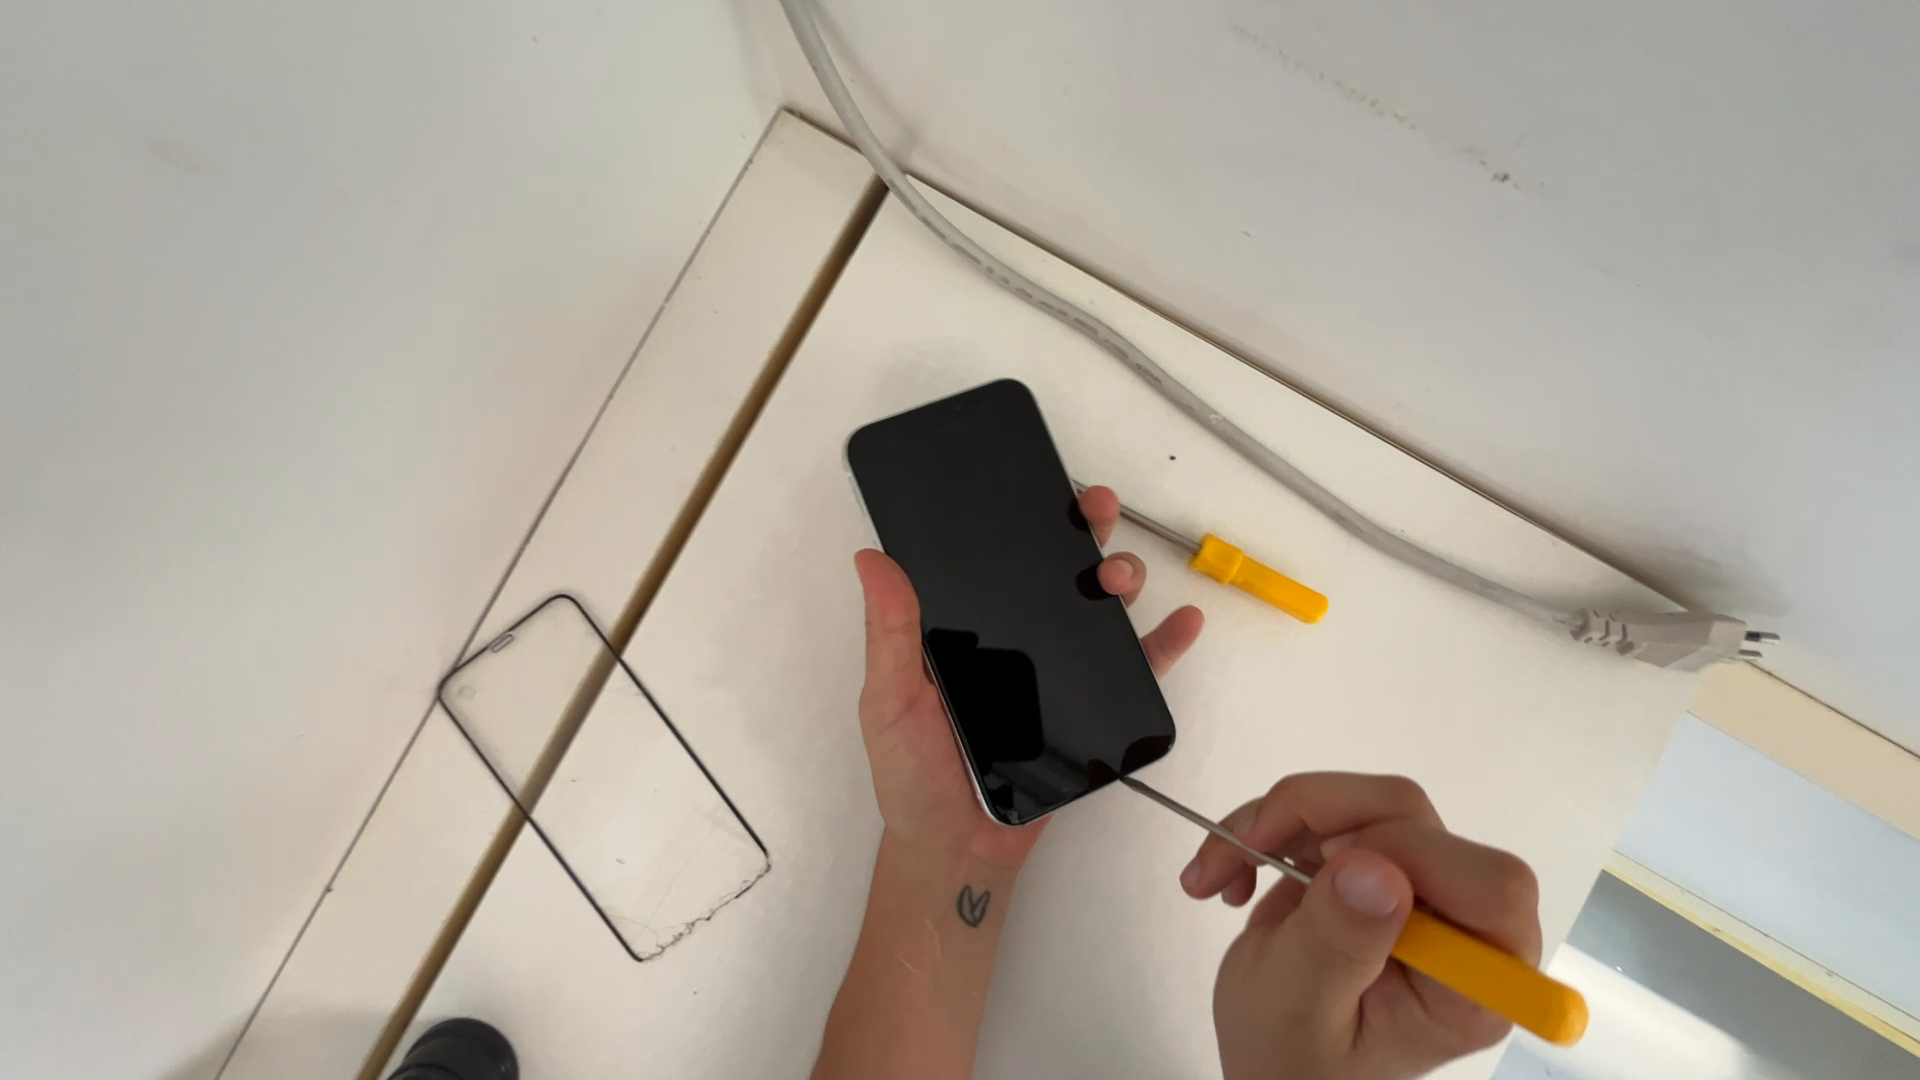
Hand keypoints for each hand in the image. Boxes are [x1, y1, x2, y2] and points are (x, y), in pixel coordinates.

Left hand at [853, 484, 1203, 870]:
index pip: (993, 561)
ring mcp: (1054, 670)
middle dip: (1079, 532)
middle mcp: (1012, 639)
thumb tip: (871, 559)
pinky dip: (1161, 644)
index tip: (1037, 488)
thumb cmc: (914, 775)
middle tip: (1092, 511)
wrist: (961, 846)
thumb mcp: (889, 700)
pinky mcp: (1088, 707)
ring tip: (1121, 576)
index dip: (1017, 521)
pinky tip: (1180, 623)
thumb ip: (889, 634)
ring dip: (1119, 578)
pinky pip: (1131, 669)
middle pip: (1052, 572)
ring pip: (1095, 609)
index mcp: (963, 628)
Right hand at [1183, 773, 1540, 1079]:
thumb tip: (1374, 868)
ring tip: (1216, 870)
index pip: (1488, 883)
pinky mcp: (1363, 866)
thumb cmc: (1288, 1063)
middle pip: (1408, 815)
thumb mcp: (1299, 1007)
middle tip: (1246, 847)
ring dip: (1272, 819)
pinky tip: (1228, 874)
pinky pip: (1318, 811)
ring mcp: (1407, 887)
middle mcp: (1453, 924)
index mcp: (1470, 981)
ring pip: (1356, 801)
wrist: (1267, 1065)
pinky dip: (1259, 827)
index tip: (1327, 866)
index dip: (1408, 852)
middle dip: (1312, 814)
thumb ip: (1338, 942)